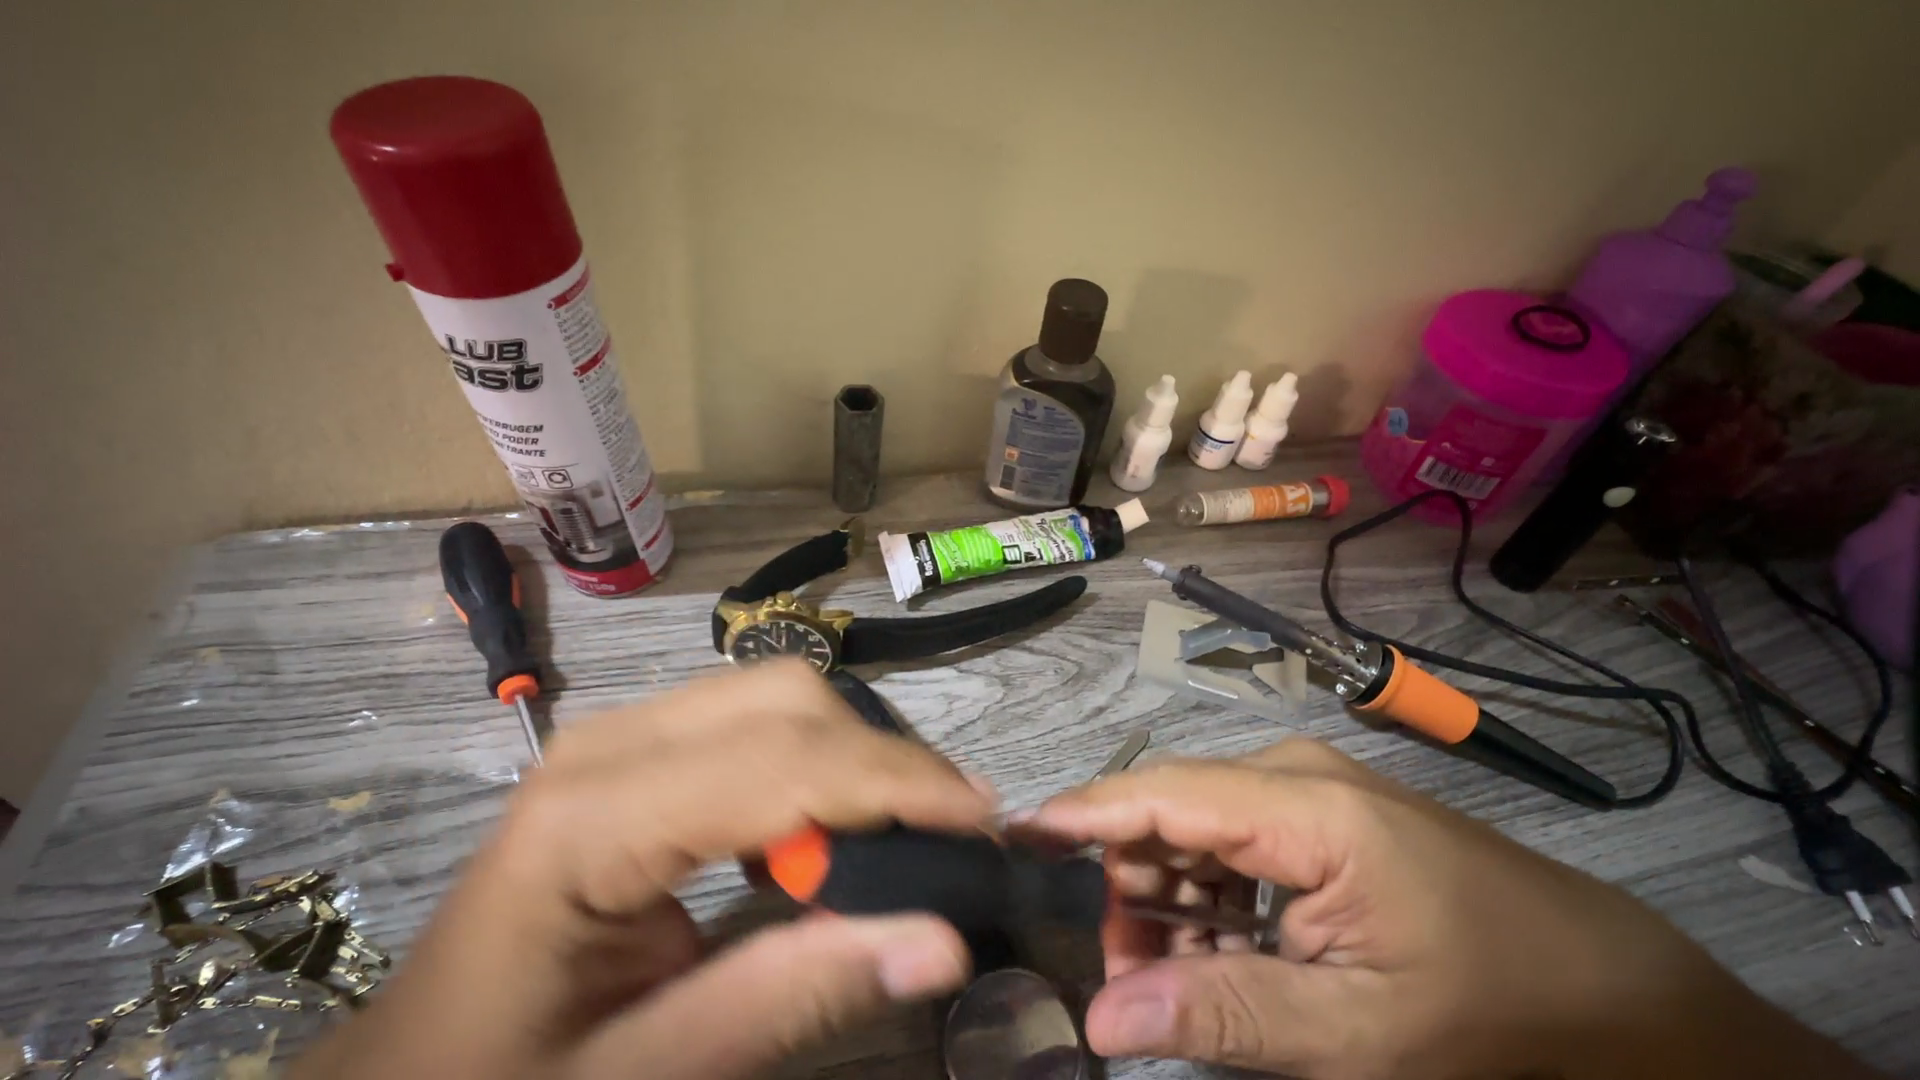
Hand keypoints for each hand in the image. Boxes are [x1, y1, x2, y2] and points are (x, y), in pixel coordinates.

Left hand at [290, 661, 990, 1079]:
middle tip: (942, 844)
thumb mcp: (643, 1078)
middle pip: (784, 698)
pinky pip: (748, 727)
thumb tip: (943, 940)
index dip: (897, 785)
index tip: (985, 823)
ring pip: (774, 697)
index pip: (782, 762)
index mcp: (590, 820)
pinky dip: (811, 766)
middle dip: (880, 761)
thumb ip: (790, 998)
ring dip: (852, 758)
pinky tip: (825, 838)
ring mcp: (614, 742)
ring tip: (899, 844)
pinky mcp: (630, 759)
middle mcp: (605, 747)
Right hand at [1030, 738, 1877, 1079]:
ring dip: (1167, 902)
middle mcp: (1293, 776)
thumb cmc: (1492, 1010)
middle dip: (1126, 890)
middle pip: (1167, 814)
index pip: (1158, 794)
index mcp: (1302, 808)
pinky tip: (1220, 959)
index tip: (1006, 842)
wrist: (1616, 995)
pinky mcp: (1320, 818)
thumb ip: (1221, 1014)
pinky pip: (1233, 844)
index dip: (1076, 816)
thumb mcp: (1355, 1034)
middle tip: (1122, 983)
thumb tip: (1099, 1018)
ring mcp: (1308, 793)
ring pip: (1194, 831)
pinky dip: (1209, 901)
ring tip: (1175, 984)